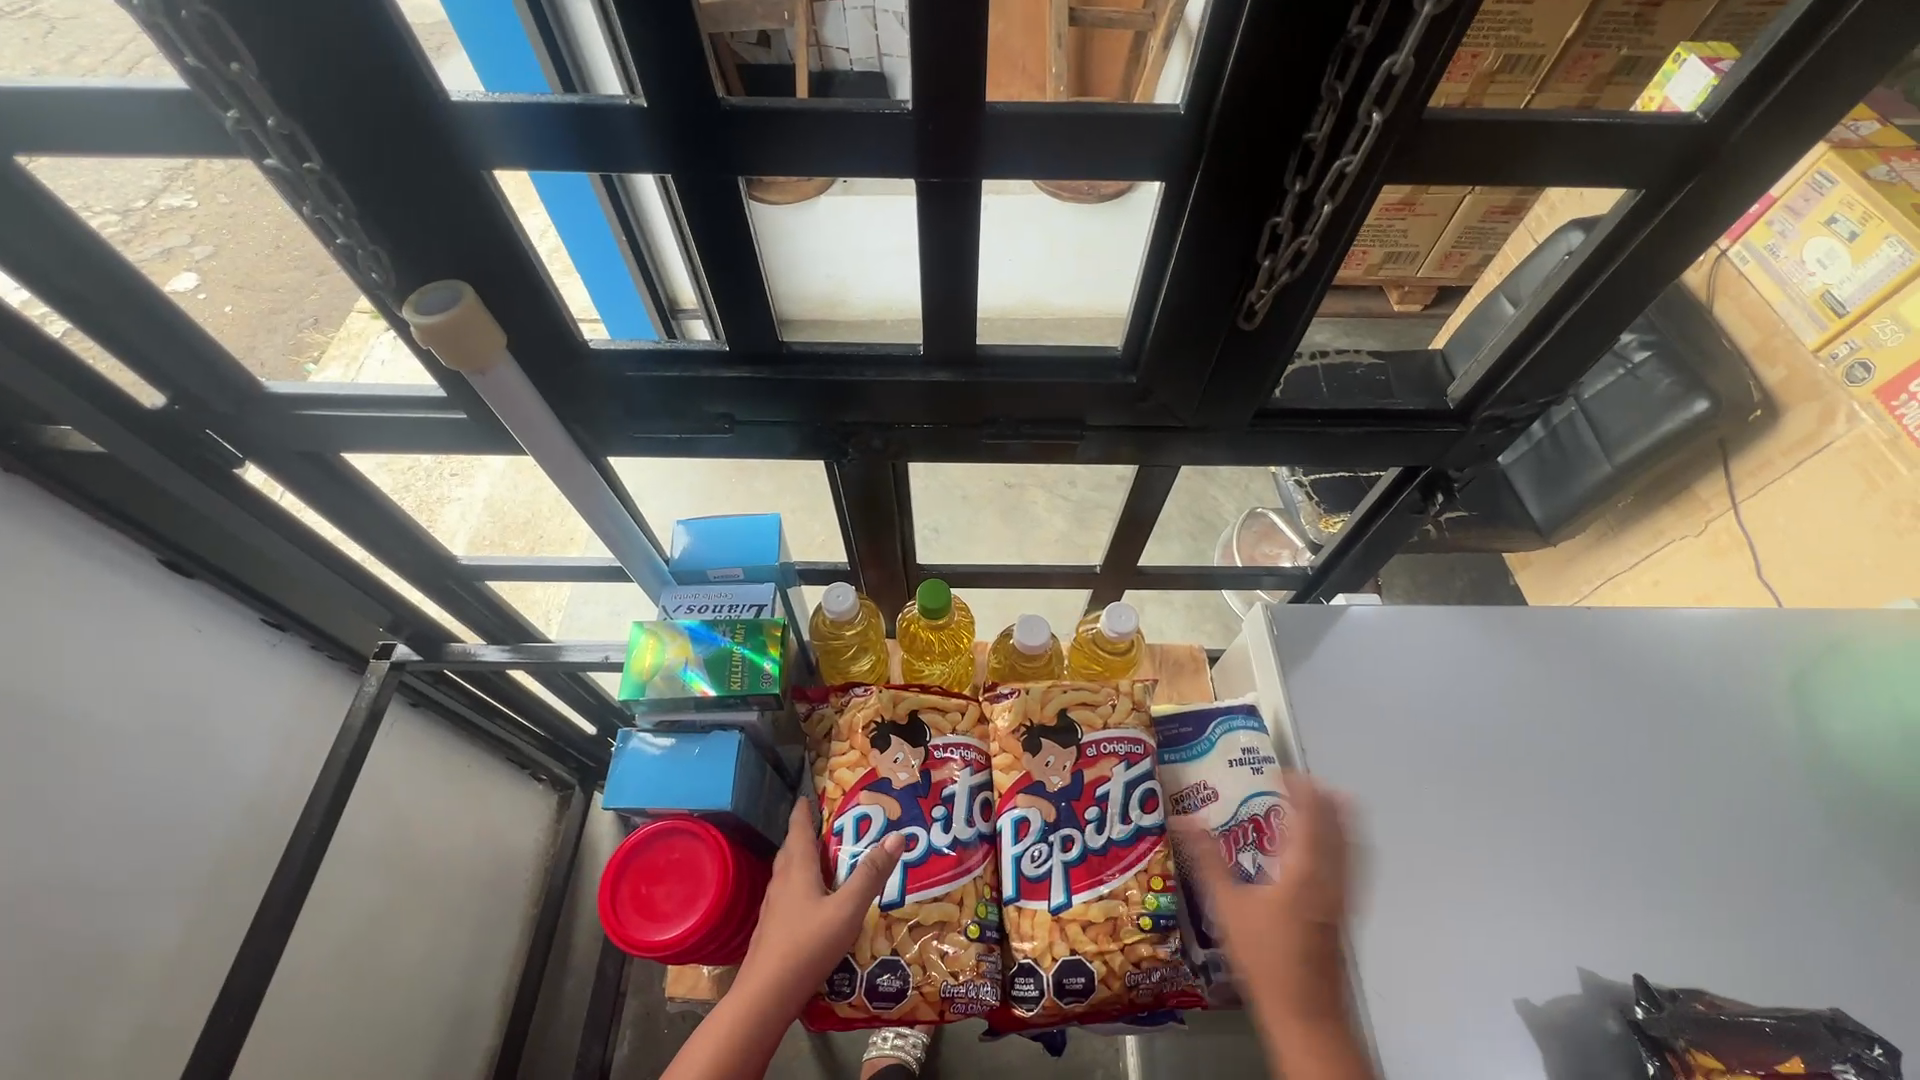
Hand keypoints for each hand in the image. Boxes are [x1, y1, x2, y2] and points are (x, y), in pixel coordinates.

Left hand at [736, 799, 905, 1014]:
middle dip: (805, 832)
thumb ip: (871, 873)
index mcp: (797, 868)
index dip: (803, 809)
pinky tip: (813, 898)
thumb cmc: (808, 945)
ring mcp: (774, 906)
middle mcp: (782, 881)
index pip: (799, 828)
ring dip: (802, 858)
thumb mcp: (848, 909)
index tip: (807, 794)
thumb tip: (897, 835)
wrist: (766, 995)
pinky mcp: (772, 927)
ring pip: (787, 871)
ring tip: (823, 857)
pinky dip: (800, 883)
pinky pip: (788, 892)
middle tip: (825, 822)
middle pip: (791, 848)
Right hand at [1177, 773, 1356, 1032]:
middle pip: (1340, 824)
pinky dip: (1344, 845)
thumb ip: (1206, 859)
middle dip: (1323, 798)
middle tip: (1299, 783)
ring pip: (1353, 845)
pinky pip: (1353, 865)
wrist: (1304, 1012)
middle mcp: (1332, 877)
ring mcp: (1345, 897)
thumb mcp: (1225, 906)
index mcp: (1304, 869)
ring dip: (1338, 819)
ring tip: (1319, 805)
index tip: (1282, 771)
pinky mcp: (1347, 915)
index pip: (1311, 813)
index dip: (1302, 787)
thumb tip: (1182, 819)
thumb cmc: (1263, 957)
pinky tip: (1326, 852)